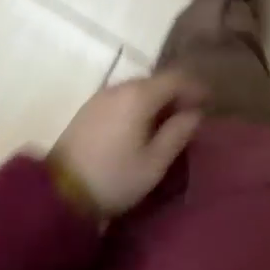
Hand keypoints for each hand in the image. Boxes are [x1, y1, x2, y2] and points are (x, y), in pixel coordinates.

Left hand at [50, 72, 206, 217]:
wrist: (60, 191)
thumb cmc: (114, 178)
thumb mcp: (154, 163)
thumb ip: (177, 133)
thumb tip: (194, 113)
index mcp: (139, 96)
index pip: (175, 78)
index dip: (195, 87)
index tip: (209, 102)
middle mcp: (119, 87)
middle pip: (155, 80)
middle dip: (176, 93)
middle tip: (191, 114)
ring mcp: (101, 95)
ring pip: (138, 88)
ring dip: (157, 99)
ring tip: (168, 122)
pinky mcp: (89, 108)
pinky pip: (122, 97)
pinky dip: (138, 104)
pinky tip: (141, 125)